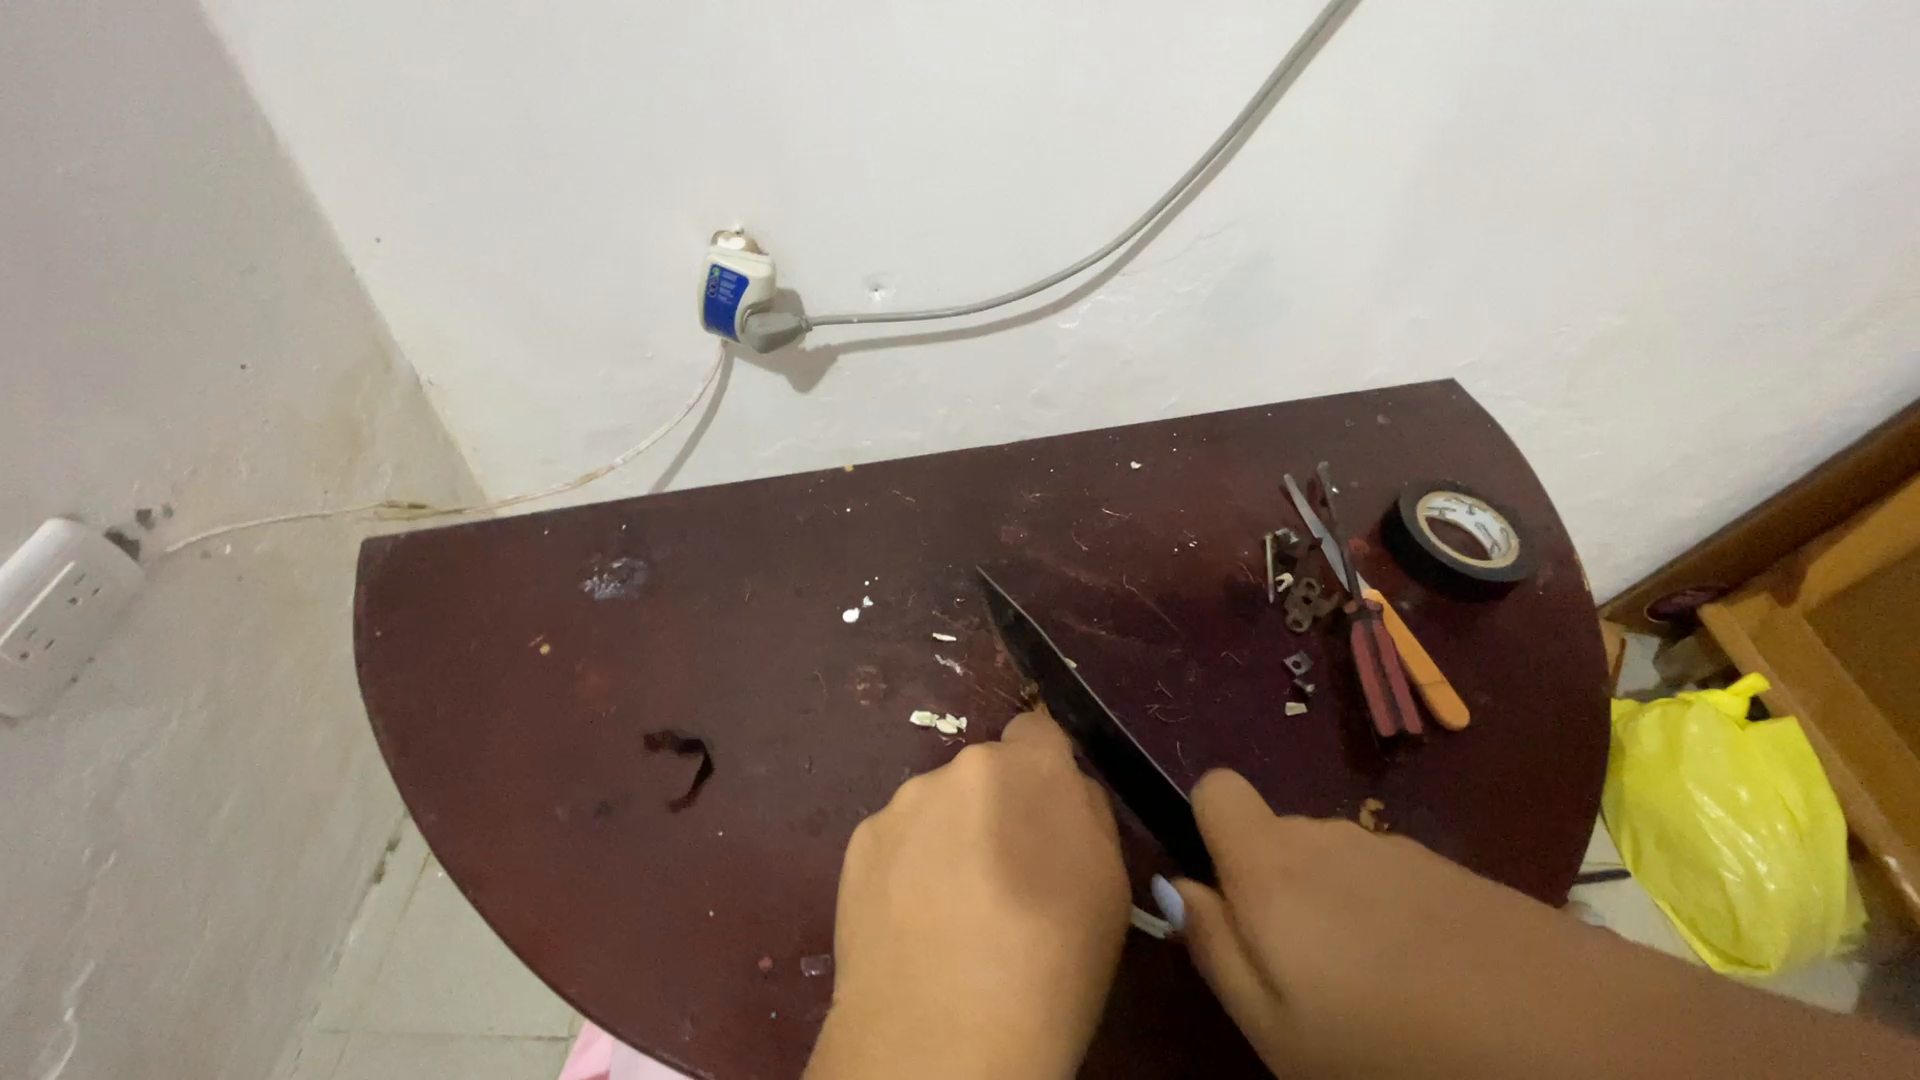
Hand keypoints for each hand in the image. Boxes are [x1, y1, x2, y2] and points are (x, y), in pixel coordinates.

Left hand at [805, 708, 1129, 1079]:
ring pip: (938, 805)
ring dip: (949, 835)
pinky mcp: (858, 841)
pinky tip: (914, 923)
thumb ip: (1086, 814)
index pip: (1037, 731)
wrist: (942, 1041)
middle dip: (996, 808)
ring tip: (952, 910)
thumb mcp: (1109, 886)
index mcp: (1025, 768)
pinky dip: (908, 866)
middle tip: (1002, 877)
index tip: (1044, 813)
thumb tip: (1063, 793)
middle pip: (985, 773)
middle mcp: (958, 768)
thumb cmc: (1050, 967)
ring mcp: (901, 803)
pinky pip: (898, 839)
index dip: (1044, 768)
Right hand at [1167, 769, 1919, 1079]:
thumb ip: (1213, 946)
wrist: (1584, 1048)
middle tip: (1307, 979)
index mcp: (1271, 866)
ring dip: (1333, 910)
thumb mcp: (1276, 1029)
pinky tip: (1433, 986)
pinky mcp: (1453, 872)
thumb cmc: (1394, 1053)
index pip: (1216, 788)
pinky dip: (1388, 920)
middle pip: (1273, 835)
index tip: (1229, 899)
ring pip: (1332, 863)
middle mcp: (1325, 837)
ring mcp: (1395, 851)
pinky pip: (1388, 881)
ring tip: (1377, 994)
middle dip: (1272, 888)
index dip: (1209, 832)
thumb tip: (1178, 885)